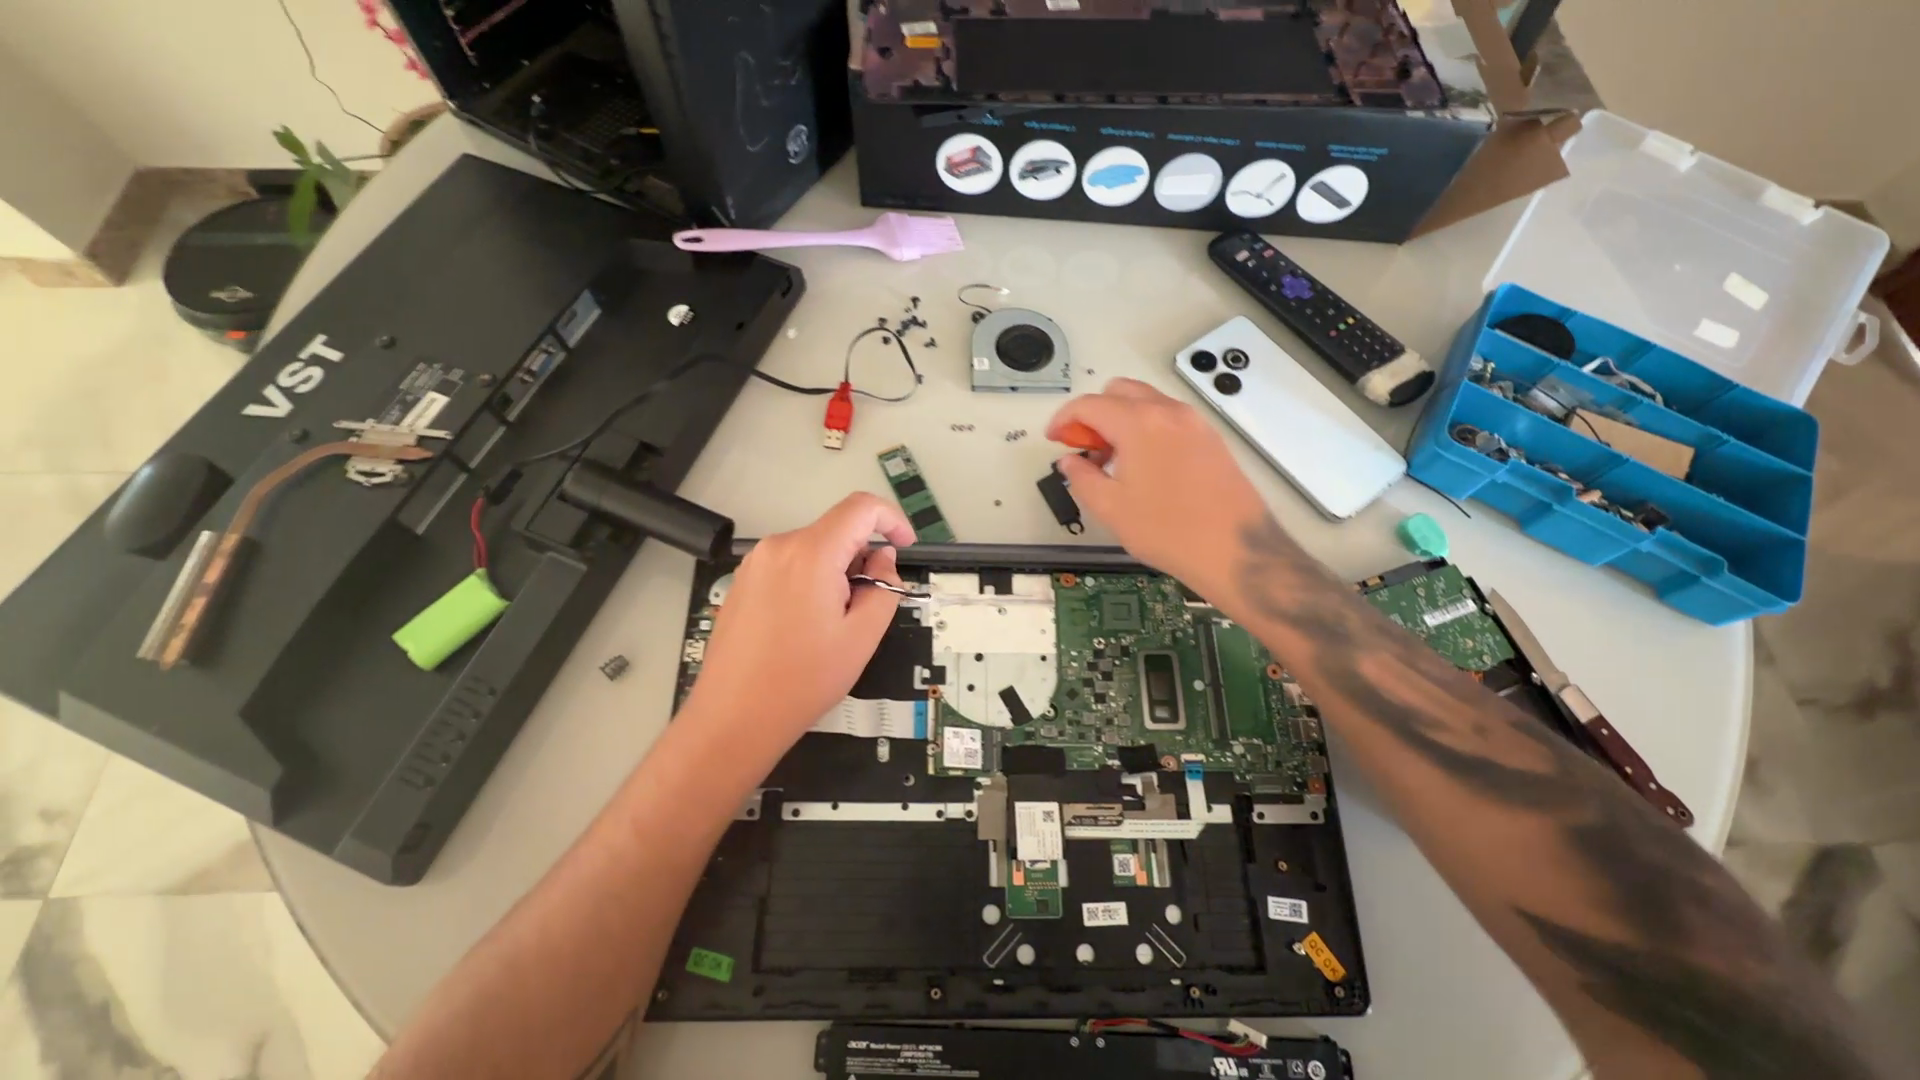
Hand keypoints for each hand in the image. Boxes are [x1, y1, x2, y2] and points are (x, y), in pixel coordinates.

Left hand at [682, 493, 914, 750]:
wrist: (733, 717)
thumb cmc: (803, 680)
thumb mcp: (861, 637)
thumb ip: (884, 588)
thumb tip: (882, 560)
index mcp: (811, 553)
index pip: (861, 508)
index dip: (892, 519)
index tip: (905, 547)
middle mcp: (778, 547)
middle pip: (835, 531)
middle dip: (860, 559)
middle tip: (864, 610)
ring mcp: (754, 564)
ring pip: (812, 550)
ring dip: (835, 574)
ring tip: (830, 627)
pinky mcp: (741, 583)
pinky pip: (788, 567)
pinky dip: (809, 582)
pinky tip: (803, 629)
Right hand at [1047, 378, 1272, 599]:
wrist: (1234, 550)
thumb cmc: (1165, 530)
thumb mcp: (1110, 508)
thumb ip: (1082, 477)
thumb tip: (1070, 460)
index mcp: (1139, 423)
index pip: (1089, 404)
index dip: (1064, 419)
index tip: (1054, 439)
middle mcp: (1168, 411)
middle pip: (1120, 391)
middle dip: (1094, 413)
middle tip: (1084, 448)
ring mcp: (1194, 422)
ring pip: (1147, 402)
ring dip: (1121, 419)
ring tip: (1113, 460)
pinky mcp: (1211, 438)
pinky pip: (1169, 418)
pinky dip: (1147, 428)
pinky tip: (1144, 465)